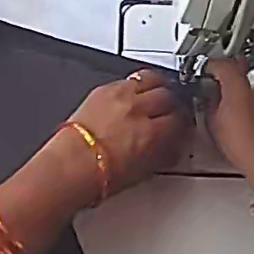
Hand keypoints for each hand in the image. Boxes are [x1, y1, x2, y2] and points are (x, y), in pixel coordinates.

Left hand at [41, 70, 190, 208]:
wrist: (68, 166)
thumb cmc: (97, 175)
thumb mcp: (142, 172)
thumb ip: (162, 154)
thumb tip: (170, 149)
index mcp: (151, 133)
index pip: (180, 120)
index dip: (184, 122)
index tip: (183, 125)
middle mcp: (138, 109)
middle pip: (168, 95)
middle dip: (175, 102)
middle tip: (174, 108)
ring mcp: (121, 96)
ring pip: (151, 78)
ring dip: (160, 85)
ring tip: (161, 91)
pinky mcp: (104, 89)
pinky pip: (129, 79)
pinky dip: (137, 83)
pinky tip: (136, 90)